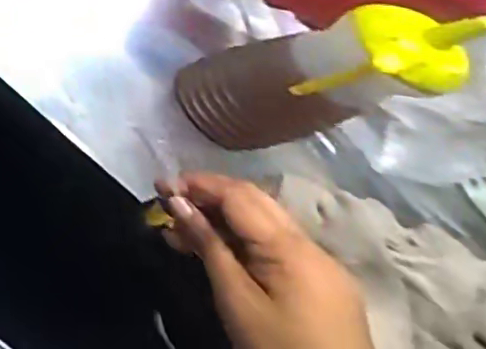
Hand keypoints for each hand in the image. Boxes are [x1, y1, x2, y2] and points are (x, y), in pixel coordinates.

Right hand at [159, 174, 371, 348]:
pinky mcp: (325, 286)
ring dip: (223, 217)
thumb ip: (208, 245)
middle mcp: (311, 246)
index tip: (160, 187)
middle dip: (209, 194)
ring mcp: (323, 266)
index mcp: (293, 247)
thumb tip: (177, 202)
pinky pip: (278, 245)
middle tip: (169, 202)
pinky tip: (219, 249)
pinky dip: (244, 239)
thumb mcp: (236, 301)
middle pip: (253, 200)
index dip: (197, 184)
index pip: (237, 195)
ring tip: (183, 230)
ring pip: (265, 221)